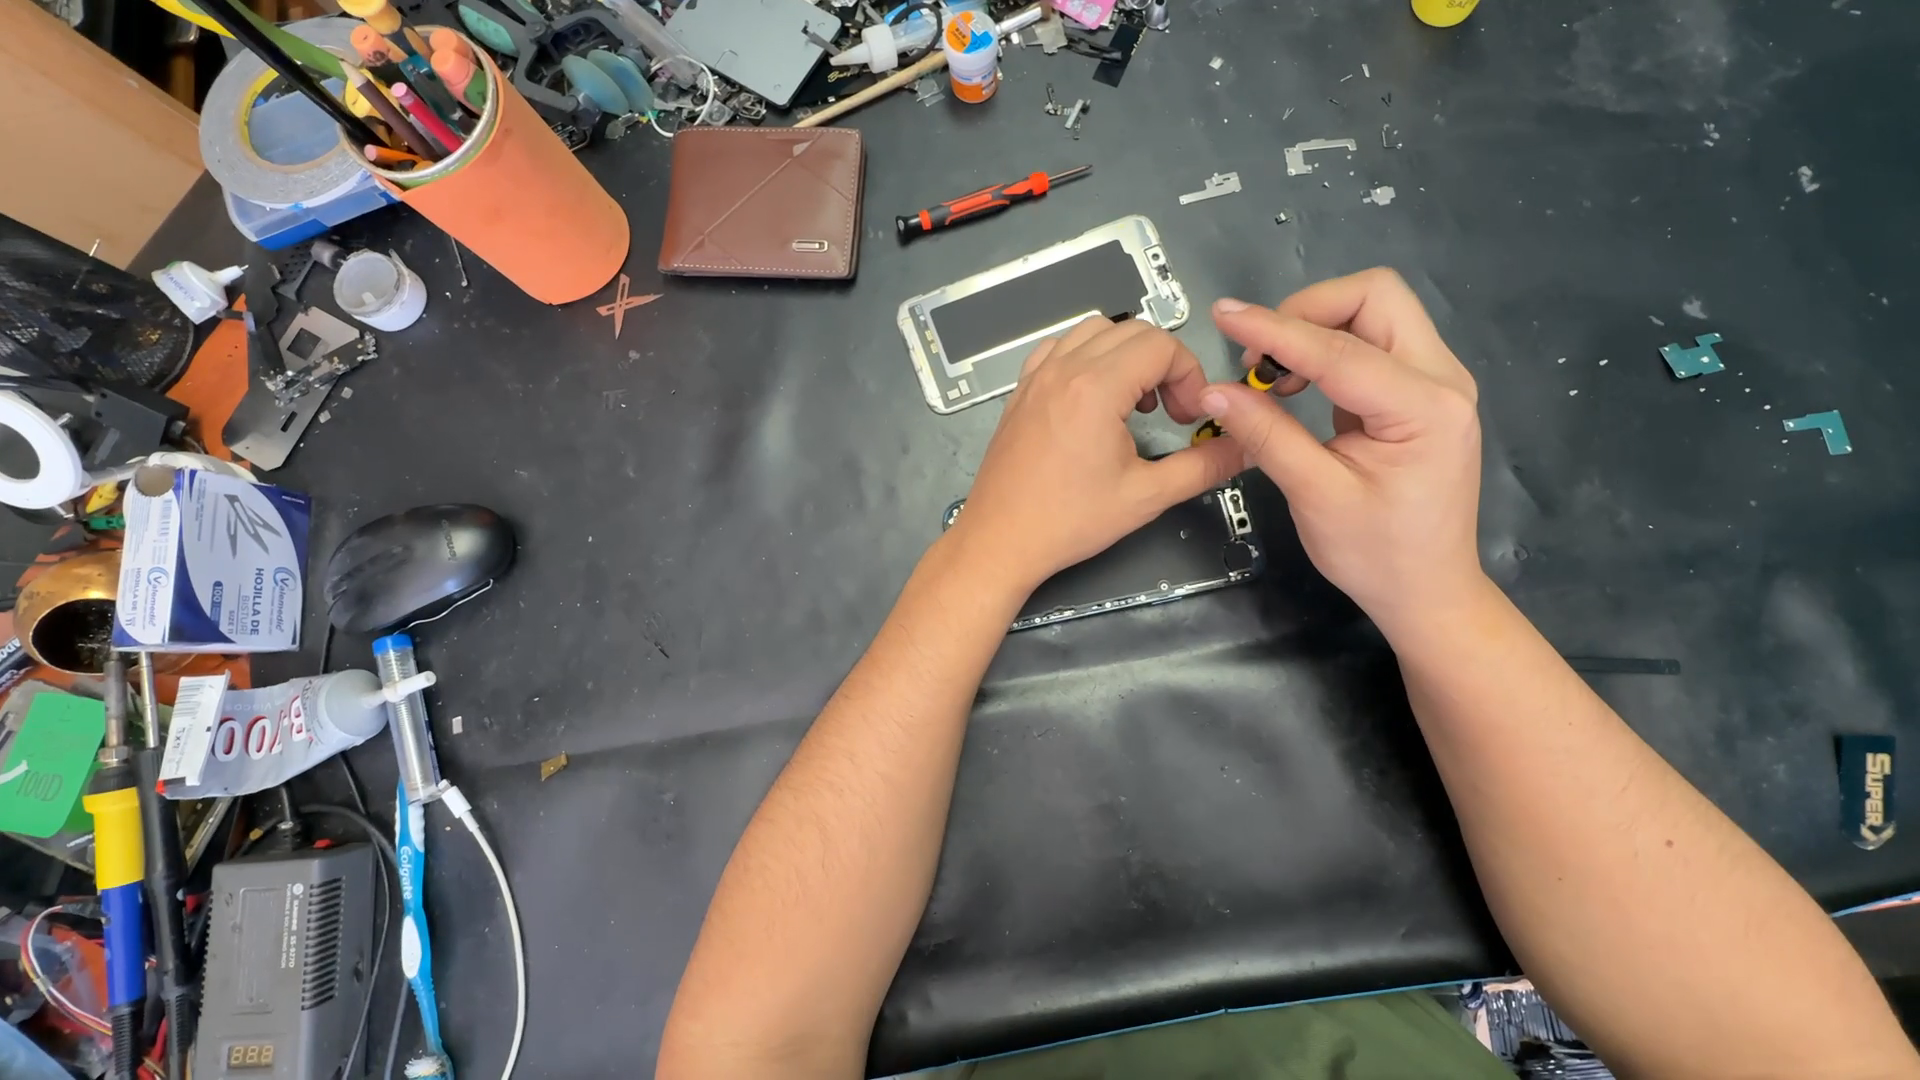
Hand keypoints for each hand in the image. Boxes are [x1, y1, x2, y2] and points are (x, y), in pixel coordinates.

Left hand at [951, 317, 1244, 592]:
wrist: (1001, 540)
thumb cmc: (1068, 521)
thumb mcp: (1146, 496)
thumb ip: (1203, 466)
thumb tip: (1242, 448)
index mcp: (1095, 388)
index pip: (1161, 345)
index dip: (1189, 375)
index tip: (1188, 415)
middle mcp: (1063, 369)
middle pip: (1132, 330)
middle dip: (1163, 363)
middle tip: (1169, 411)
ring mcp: (1036, 377)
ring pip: (1094, 331)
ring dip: (1125, 354)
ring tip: (1134, 402)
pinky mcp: (1021, 391)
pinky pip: (1059, 348)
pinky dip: (1086, 357)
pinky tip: (1093, 396)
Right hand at [1197, 269, 1484, 633]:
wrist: (1427, 590)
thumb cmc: (1376, 554)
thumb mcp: (1314, 496)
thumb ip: (1267, 435)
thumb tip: (1214, 391)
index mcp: (1424, 407)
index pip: (1339, 349)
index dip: (1275, 330)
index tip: (1223, 316)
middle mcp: (1442, 378)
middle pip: (1376, 297)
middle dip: (1308, 310)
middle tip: (1259, 356)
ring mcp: (1435, 380)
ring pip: (1374, 311)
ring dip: (1316, 327)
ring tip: (1271, 374)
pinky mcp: (1418, 390)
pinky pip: (1372, 341)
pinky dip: (1326, 348)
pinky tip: (1295, 383)